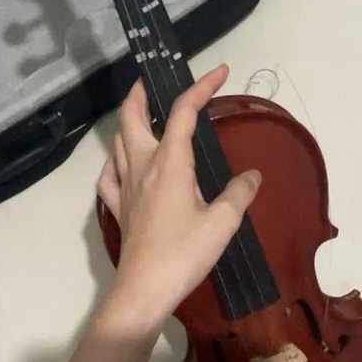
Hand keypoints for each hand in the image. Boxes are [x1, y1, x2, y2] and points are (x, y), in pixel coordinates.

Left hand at [95, 65, 261, 335]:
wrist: (145, 289)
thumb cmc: (184, 254)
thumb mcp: (222, 223)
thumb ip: (239, 193)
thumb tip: (253, 176)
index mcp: (170, 163)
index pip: (183, 112)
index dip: (201, 87)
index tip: (220, 72)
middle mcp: (142, 167)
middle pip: (131, 117)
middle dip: (141, 92)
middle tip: (152, 82)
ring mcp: (124, 188)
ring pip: (117, 142)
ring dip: (128, 122)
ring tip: (141, 117)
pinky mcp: (117, 209)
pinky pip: (109, 176)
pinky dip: (114, 161)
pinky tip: (122, 164)